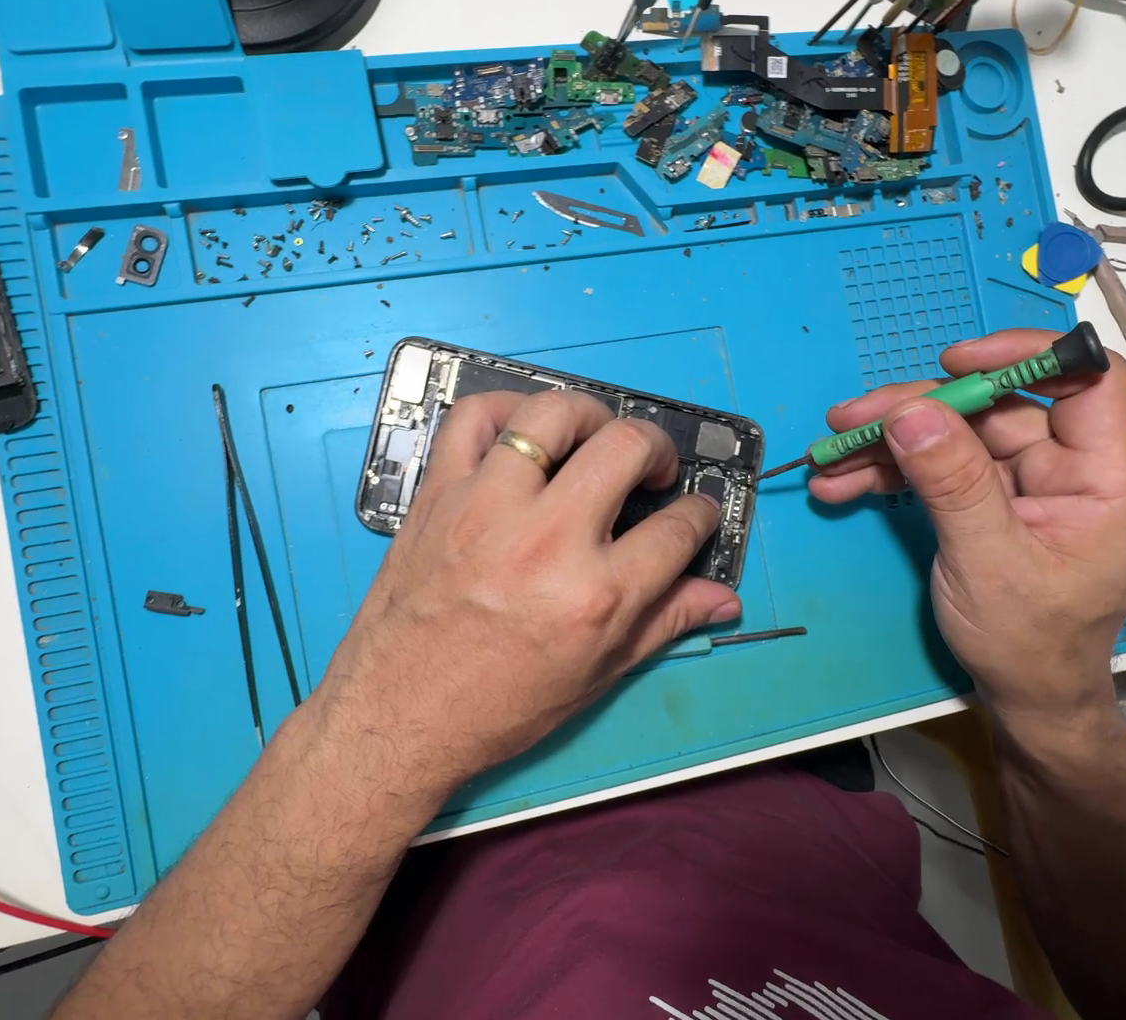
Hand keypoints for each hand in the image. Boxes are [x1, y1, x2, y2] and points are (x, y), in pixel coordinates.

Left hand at [318, 390, 741, 792]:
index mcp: (595, 597)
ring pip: (551, 417)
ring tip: (595, 439)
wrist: (399, 715)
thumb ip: (665, 624)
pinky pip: (471, 419)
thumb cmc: (504, 706)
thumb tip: (726, 598)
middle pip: (625, 448)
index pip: (676, 530)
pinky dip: (504, 410)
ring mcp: (486, 509)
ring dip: (589, 416)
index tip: (695, 513)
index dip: (700, 515)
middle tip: (651, 472)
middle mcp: (546, 541)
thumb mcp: (597, 675)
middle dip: (658, 450)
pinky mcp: (439, 494)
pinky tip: (523, 432)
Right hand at [809, 330, 1125, 728]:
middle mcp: (1066, 468)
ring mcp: (1021, 483)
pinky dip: (888, 472)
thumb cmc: (1030, 640)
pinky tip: (842, 482)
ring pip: (953, 434)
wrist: (1023, 695)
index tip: (954, 362)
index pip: (1088, 382)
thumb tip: (909, 414)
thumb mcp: (989, 563)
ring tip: (830, 456)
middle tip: (851, 420)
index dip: (1026, 356)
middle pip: (995, 407)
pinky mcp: (983, 499)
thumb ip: (952, 485)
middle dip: (918, 409)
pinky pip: (934, 467)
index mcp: (1104, 478)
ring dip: (888, 442)